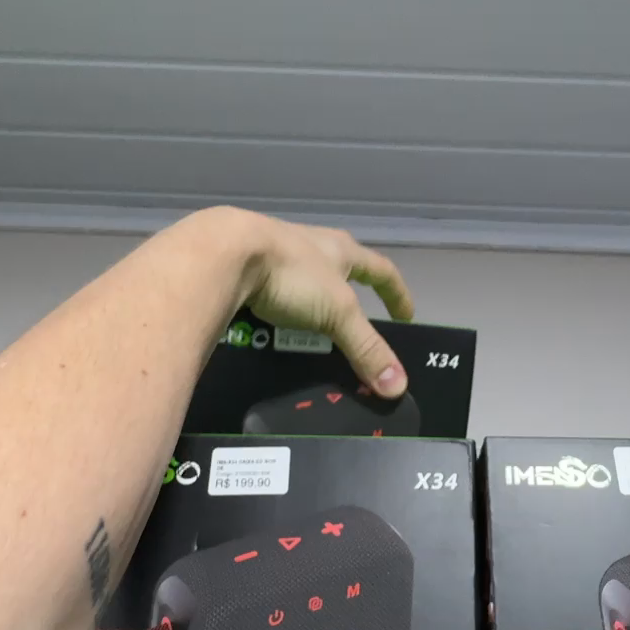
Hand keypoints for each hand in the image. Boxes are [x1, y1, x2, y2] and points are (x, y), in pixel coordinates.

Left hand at [200, 209, 414, 396]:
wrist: (224, 253)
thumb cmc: (292, 274)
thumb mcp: (337, 313)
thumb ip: (366, 349)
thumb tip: (398, 386)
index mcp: (340, 250)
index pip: (382, 271)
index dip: (397, 294)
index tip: (405, 317)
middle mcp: (312, 244)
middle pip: (342, 267)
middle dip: (351, 292)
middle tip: (356, 320)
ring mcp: (276, 249)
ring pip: (304, 275)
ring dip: (312, 298)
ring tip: (312, 327)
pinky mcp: (246, 262)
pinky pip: (271, 286)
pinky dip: (278, 305)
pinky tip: (271, 320)